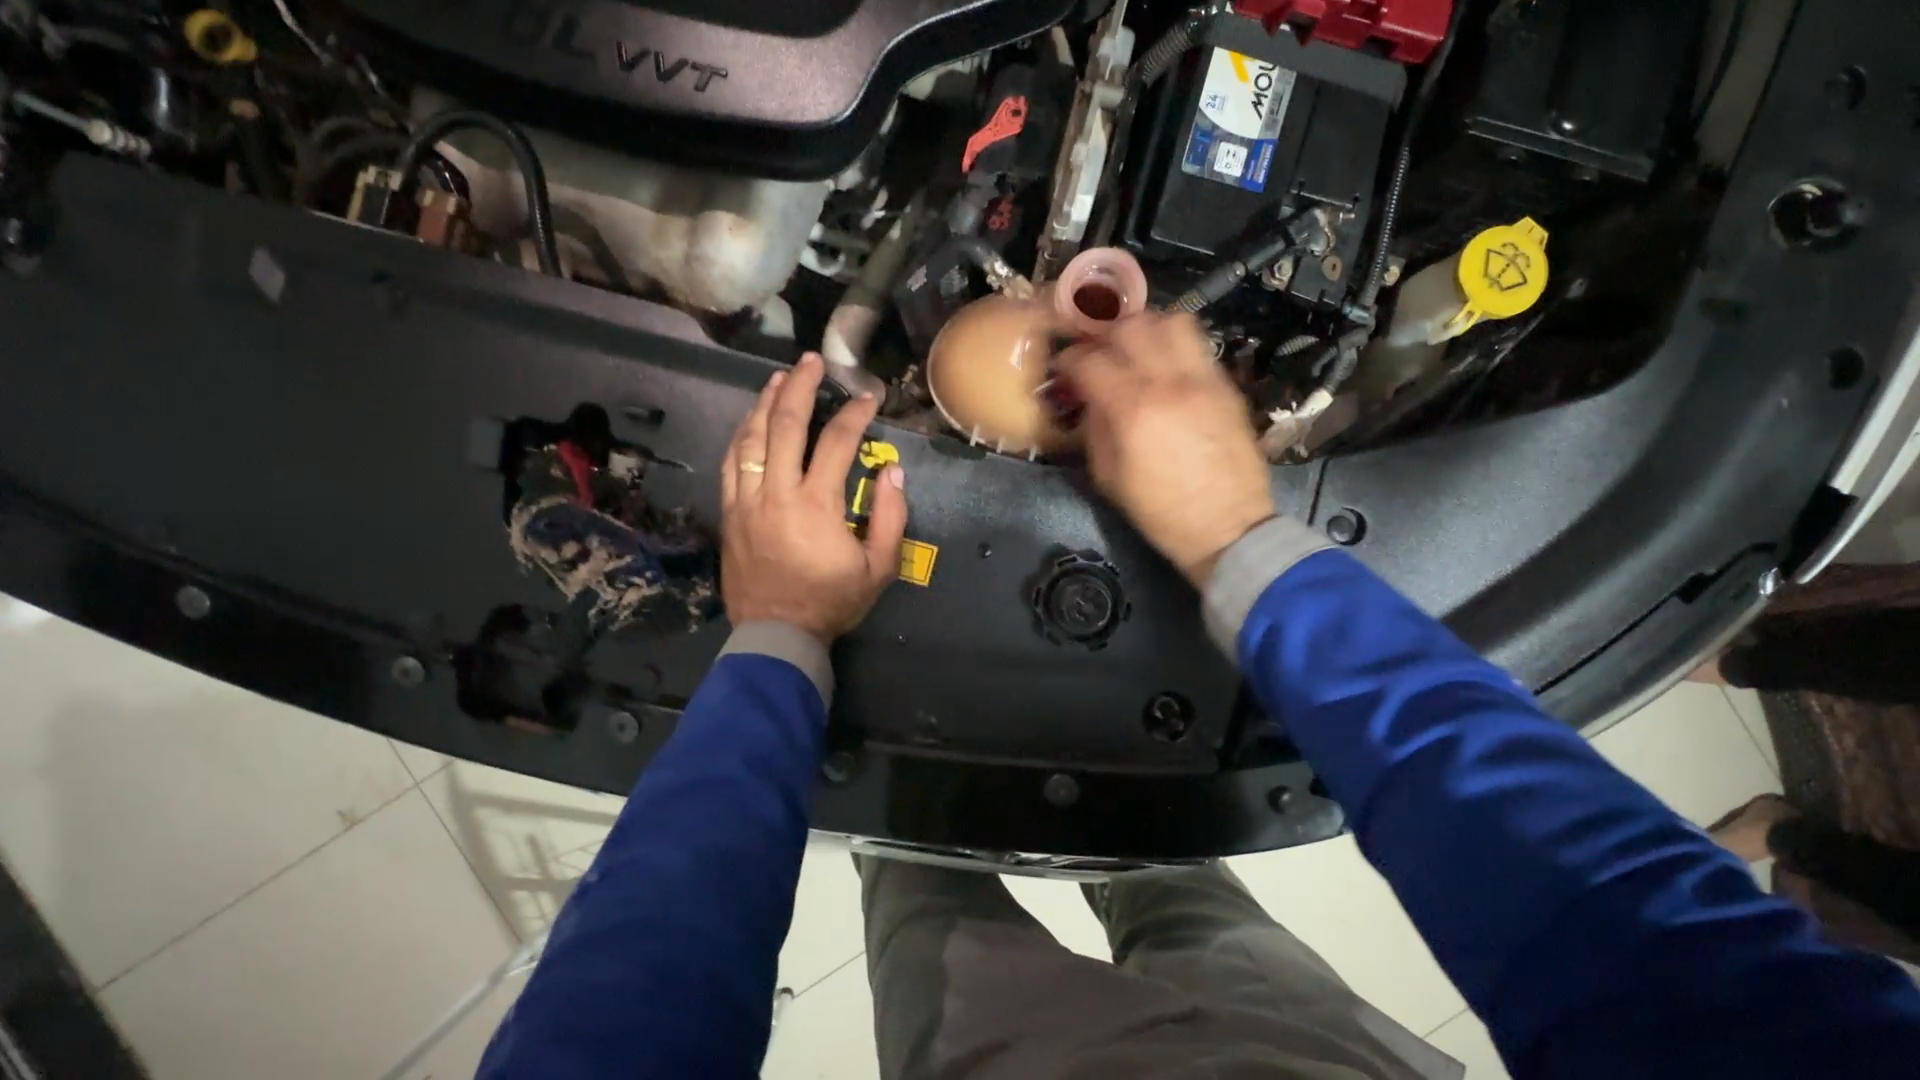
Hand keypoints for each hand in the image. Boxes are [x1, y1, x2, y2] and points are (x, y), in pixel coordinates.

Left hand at [721, 353, 907, 642]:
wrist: (776, 633)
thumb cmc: (831, 602)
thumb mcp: (878, 568)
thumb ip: (890, 518)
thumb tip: (893, 473)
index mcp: (816, 505)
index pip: (836, 442)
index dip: (855, 414)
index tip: (869, 398)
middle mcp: (777, 493)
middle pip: (785, 425)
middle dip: (800, 387)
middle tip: (813, 361)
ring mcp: (747, 500)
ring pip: (751, 438)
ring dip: (765, 403)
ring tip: (779, 378)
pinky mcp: (730, 512)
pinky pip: (731, 463)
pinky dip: (742, 435)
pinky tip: (751, 420)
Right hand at [1056, 312, 1275, 586]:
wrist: (1228, 528)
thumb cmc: (1161, 513)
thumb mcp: (1108, 477)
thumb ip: (1095, 428)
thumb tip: (1091, 399)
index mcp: (1132, 410)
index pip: (1090, 360)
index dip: (1069, 359)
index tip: (1064, 368)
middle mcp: (1168, 383)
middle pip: (1130, 326)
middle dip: (1105, 333)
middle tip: (1097, 349)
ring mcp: (1203, 379)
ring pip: (1171, 321)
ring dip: (1145, 328)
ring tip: (1134, 347)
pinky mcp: (1226, 385)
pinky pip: (1197, 345)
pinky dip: (1174, 346)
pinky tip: (1165, 367)